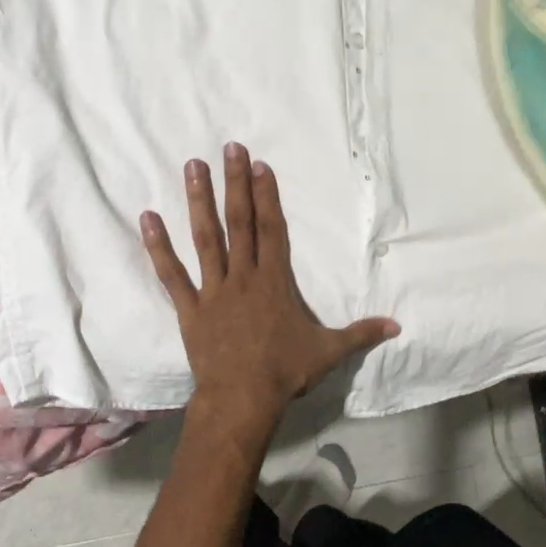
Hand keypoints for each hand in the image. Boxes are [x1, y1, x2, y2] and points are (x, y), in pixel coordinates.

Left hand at [141, 143, 400, 425]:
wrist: (243, 398)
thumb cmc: (286, 372)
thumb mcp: (330, 351)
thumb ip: (361, 333)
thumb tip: (397, 327)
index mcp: (274, 282)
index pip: (272, 230)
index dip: (267, 196)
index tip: (259, 166)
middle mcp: (243, 277)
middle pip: (239, 223)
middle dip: (235, 184)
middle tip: (229, 148)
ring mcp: (213, 291)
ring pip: (205, 239)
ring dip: (199, 202)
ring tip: (192, 166)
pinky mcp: (190, 310)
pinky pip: (171, 275)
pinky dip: (158, 248)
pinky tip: (147, 218)